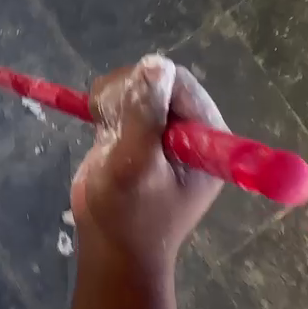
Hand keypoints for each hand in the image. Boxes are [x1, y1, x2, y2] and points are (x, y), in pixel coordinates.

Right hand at [70, 55, 224, 271]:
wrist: (110, 244)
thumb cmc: (129, 214)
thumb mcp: (135, 164)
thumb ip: (144, 115)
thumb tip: (155, 63)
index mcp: (207, 138)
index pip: (181, 84)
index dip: (148, 86)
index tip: (123, 109)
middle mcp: (191, 130)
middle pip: (158, 78)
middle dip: (126, 92)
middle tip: (109, 122)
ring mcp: (165, 130)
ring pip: (137, 83)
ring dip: (112, 97)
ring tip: (104, 128)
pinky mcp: (140, 130)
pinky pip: (124, 96)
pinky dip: (105, 103)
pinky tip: (100, 125)